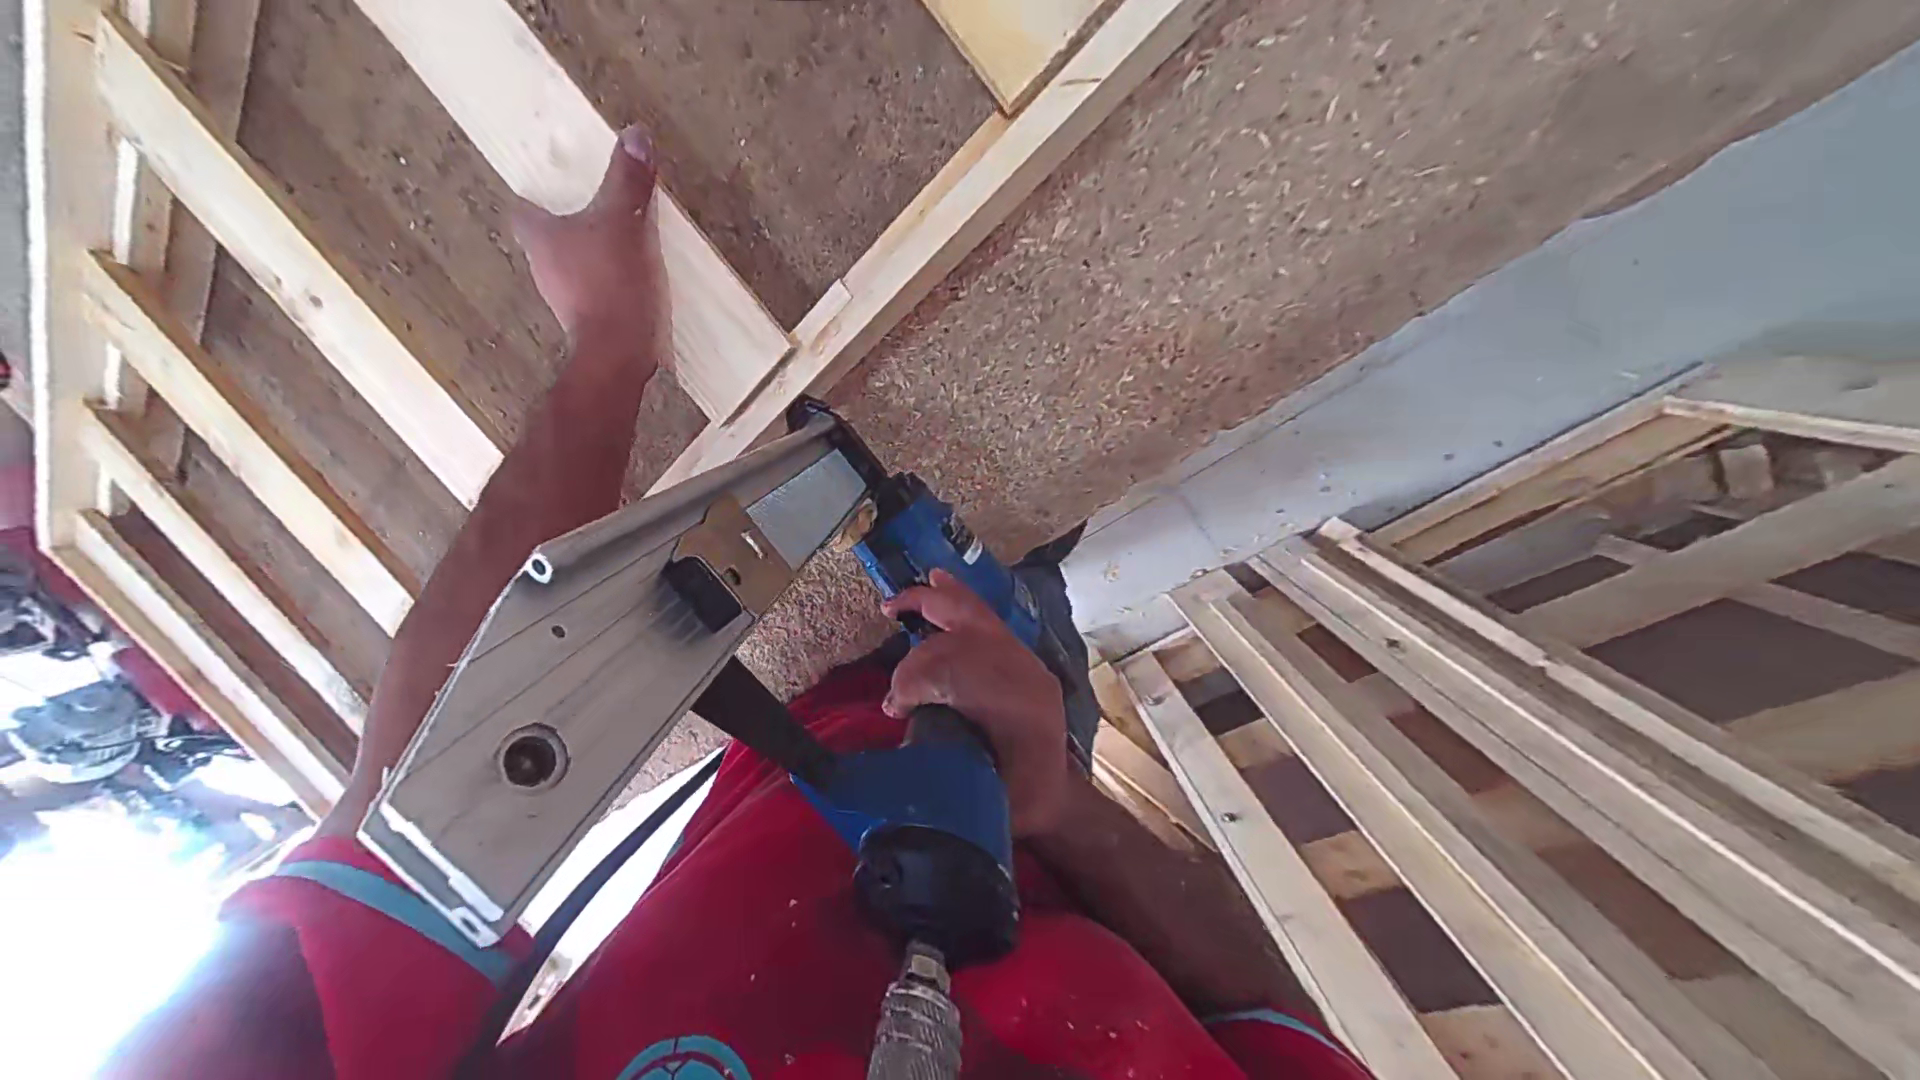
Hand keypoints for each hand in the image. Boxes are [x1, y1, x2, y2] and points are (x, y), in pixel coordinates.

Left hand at [512, 124, 667, 362]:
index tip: (556, 197)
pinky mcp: (589, 326)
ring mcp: (565, 302)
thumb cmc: (610, 282)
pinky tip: (633, 290)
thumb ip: (628, 181)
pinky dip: (610, 292)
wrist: (620, 352)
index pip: (523, 210)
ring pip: (573, 271)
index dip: (537, 201)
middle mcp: (542, 268)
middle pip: (549, 241)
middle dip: (569, 232)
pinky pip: (596, 298)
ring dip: (591, 263)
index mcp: (538, 236)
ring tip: (623, 255)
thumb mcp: (624, 222)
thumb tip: (636, 134)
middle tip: (599, 221)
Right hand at [882, 570, 1068, 836]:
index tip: (892, 708)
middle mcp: (1026, 672)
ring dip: (937, 601)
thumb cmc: (1020, 803)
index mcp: (1021, 707)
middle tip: (887, 626)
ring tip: (900, 599)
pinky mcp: (1020, 656)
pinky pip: (985, 617)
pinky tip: (938, 583)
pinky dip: (958, 598)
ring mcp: (1025, 660)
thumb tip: (899, 748)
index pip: (958, 670)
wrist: (1056, 795)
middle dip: (921, 630)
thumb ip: (948, 777)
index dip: (915, 680)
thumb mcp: (986, 800)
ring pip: (978, 615)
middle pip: (967, 632)